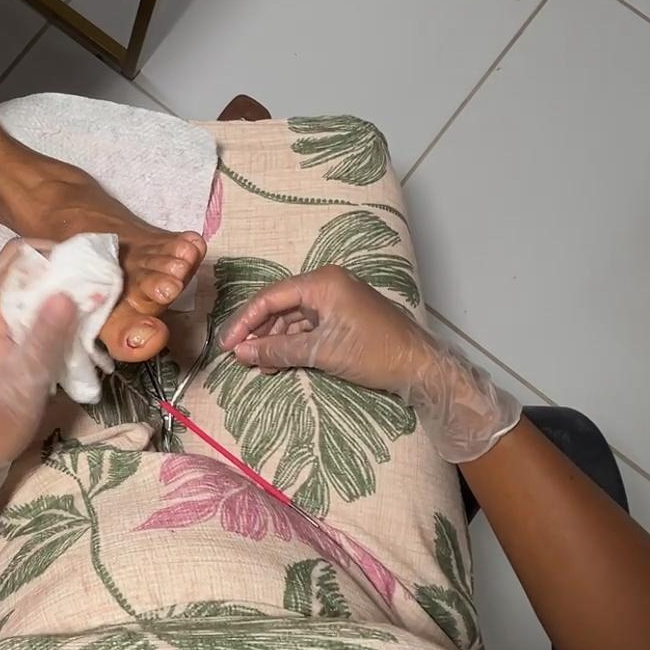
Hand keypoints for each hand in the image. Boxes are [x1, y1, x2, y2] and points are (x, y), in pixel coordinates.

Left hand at [0, 240, 78, 531]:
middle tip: (99, 279)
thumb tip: (68, 292)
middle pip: (28, 268)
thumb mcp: (27, 378)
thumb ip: (46, 335)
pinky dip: (60, 308)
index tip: (88, 264)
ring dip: (64, 287)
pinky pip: (38, 309)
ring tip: (98, 297)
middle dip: (63, 267)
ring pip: (35, 288)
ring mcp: (4, 322)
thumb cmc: (1, 415)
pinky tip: (84, 320)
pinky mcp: (14, 336)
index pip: (17, 257)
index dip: (52, 252)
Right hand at [219, 265, 520, 462]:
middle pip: (279, 306)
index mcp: (322, 282)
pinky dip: (292, 343)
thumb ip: (277, 350)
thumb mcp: (321, 352)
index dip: (245, 321)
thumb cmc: (375, 353)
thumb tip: (241, 353)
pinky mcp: (343, 316)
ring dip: (274, 341)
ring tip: (258, 364)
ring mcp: (336, 300)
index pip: (271, 297)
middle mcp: (327, 284)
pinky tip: (278, 361)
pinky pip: (308, 326)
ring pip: (292, 318)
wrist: (422, 368)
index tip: (228, 344)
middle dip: (259, 332)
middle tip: (239, 356)